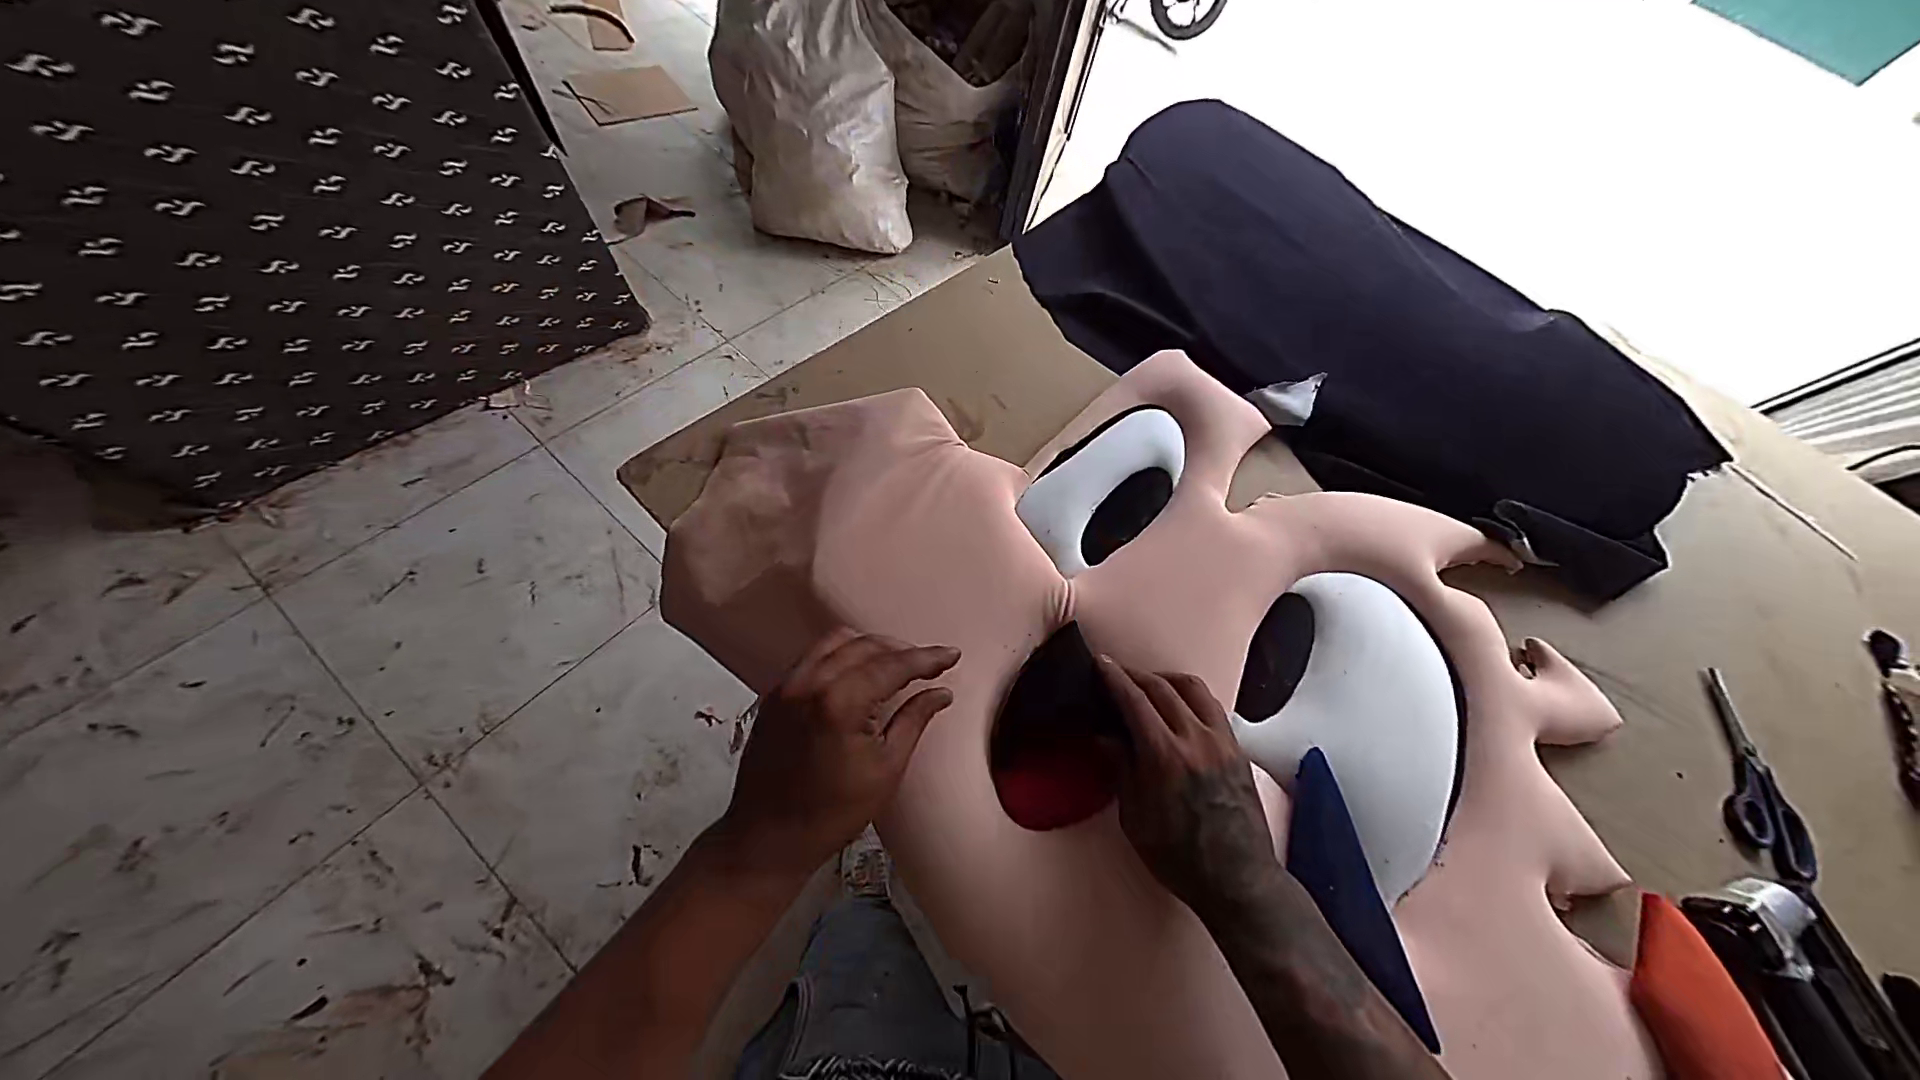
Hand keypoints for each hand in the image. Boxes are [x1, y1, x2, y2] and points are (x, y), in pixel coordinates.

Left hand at [717, 628, 959, 876]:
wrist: (767, 839)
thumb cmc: (830, 814)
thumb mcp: (886, 770)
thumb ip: (913, 720)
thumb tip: (940, 693)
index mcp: (839, 703)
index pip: (892, 665)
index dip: (926, 658)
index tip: (950, 655)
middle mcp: (809, 684)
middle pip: (864, 645)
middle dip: (900, 649)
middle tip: (926, 663)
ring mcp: (786, 687)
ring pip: (835, 643)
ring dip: (868, 646)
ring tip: (894, 663)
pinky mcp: (774, 696)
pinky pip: (812, 657)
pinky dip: (840, 655)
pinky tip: (857, 673)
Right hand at [1097, 656, 1279, 922]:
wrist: (1238, 881)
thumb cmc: (1177, 856)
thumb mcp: (1135, 817)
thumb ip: (1121, 769)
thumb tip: (1104, 736)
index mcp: (1164, 755)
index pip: (1134, 700)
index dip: (1114, 678)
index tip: (1099, 662)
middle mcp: (1195, 739)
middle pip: (1161, 688)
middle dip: (1135, 675)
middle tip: (1116, 673)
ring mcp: (1221, 742)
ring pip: (1192, 689)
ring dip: (1165, 679)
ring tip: (1148, 685)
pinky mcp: (1238, 750)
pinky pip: (1212, 707)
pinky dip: (1190, 697)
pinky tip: (1179, 707)